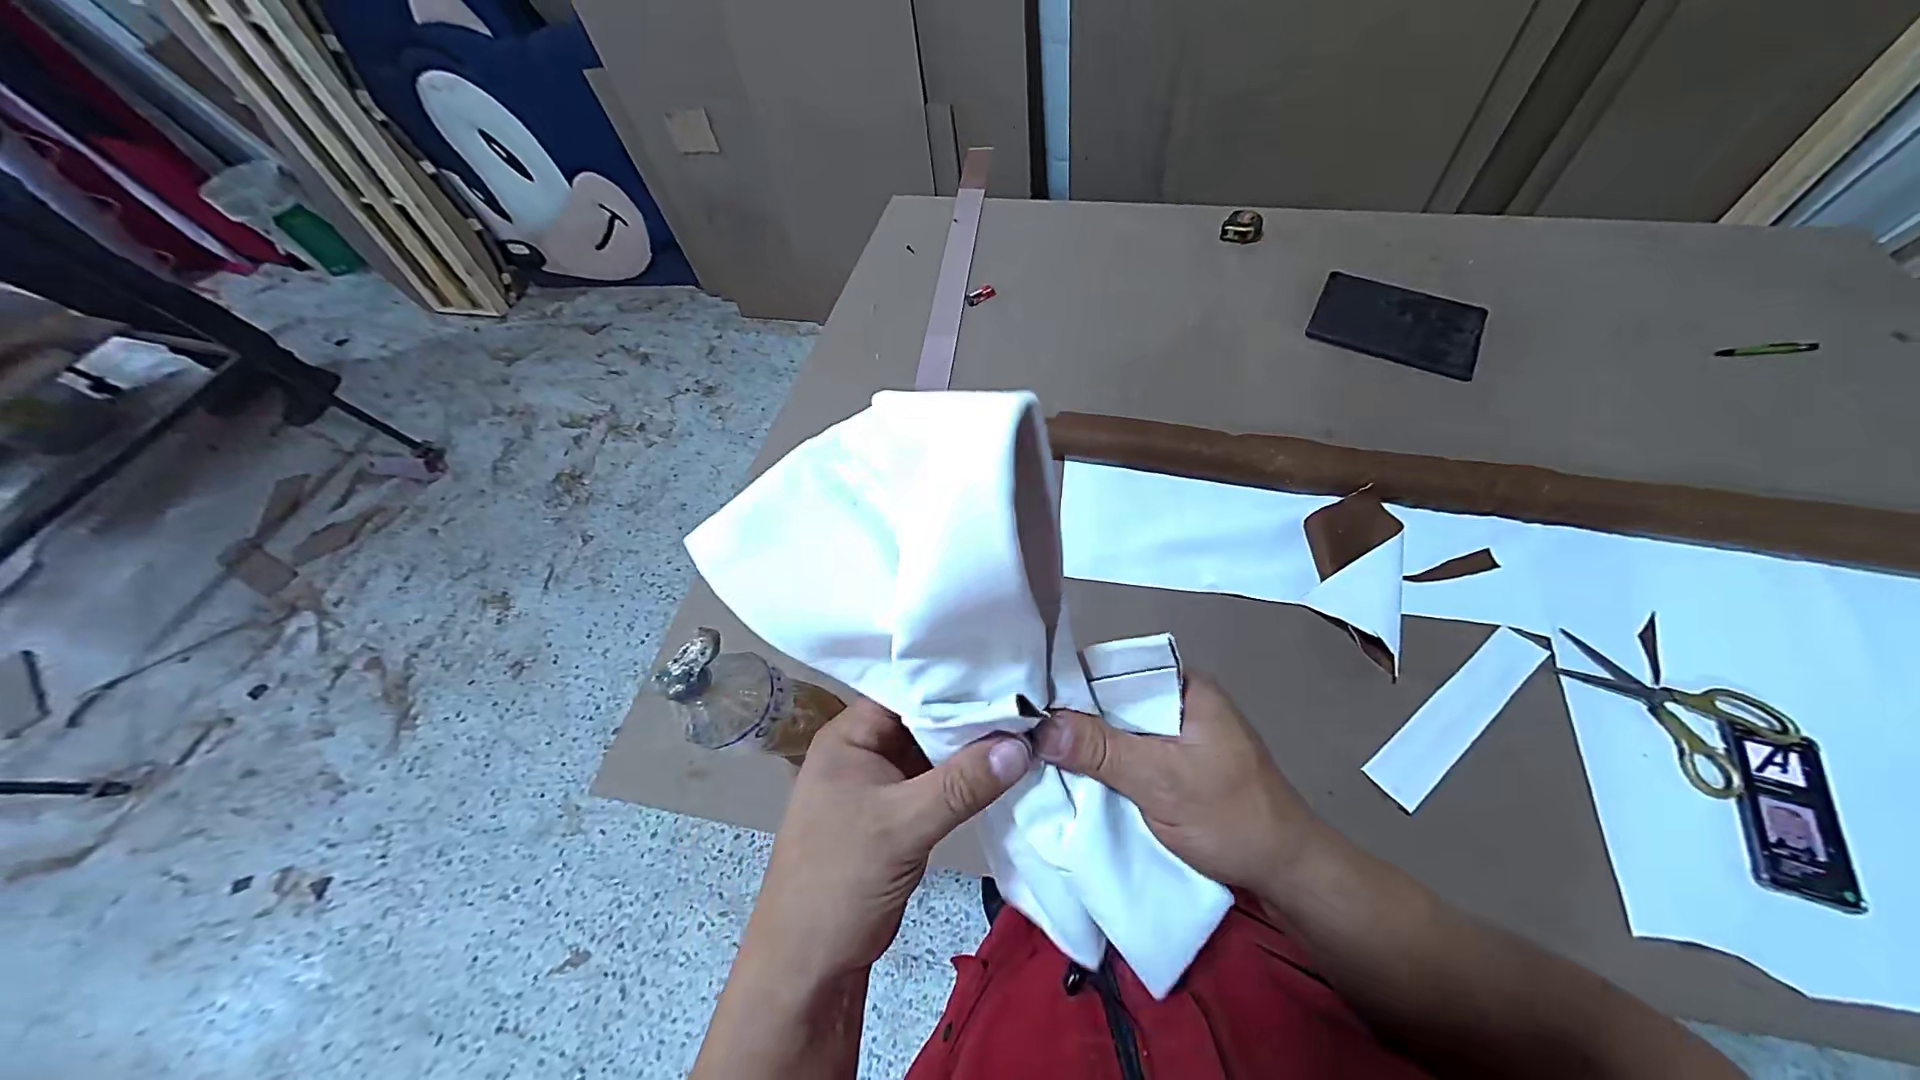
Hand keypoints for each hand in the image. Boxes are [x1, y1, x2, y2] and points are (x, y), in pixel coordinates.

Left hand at [744, 698, 1032, 981]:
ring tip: (1027, 728)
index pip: (907, 689)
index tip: (1008, 675)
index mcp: (849, 735)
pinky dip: (966, 778)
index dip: (954, 681)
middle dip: (970, 715)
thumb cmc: (839, 879)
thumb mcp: (902, 824)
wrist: (811, 963)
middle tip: (1028, 701)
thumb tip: (1022, 744)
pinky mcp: (897, 811)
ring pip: (933, 751)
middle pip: (923, 718)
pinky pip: (937, 781)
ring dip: (971, 748)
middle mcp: (864, 749)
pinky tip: (1004, 769)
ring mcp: (881, 781)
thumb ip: (963, 783)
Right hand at [1033, 674, 1322, 894]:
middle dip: (1070, 715)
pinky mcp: (1170, 764)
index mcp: (1182, 686)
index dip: (1068, 682)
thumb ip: (1102, 749)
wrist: (1287, 876)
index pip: (1112, 668)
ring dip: (1083, 742)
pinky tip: (1068, 771)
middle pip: (1109, 698)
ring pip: (1114, 728)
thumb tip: (1040, 725)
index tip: (1025, 701)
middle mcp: (1175, 701)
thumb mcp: (1162, 781)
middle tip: (1022, 730)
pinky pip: (1123, 752)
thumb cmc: (1232, 818)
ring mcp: (1173, 734)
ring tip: (1035, 749)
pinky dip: (1099, 762)